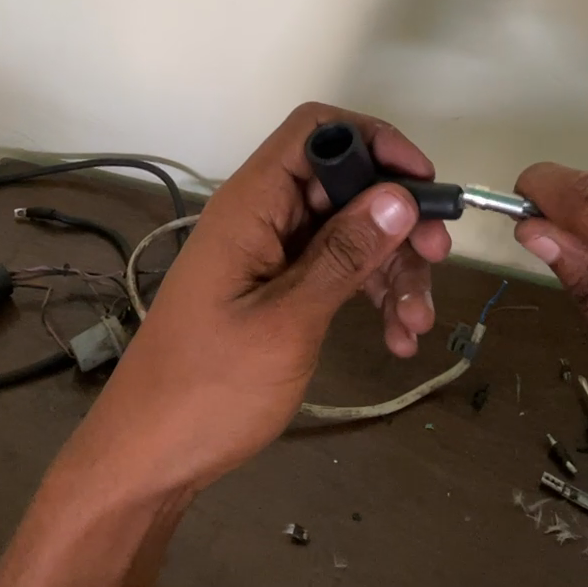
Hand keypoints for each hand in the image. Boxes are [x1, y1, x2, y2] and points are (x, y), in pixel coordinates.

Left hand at [0, 103, 448, 586]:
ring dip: (393, 268)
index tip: (422, 182)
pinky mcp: (279, 286)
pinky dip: (371, 294)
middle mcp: (263, 216)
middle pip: (344, 184)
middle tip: (438, 257)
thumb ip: (344, 253)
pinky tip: (396, 338)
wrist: (149, 456)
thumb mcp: (286, 320)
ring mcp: (272, 252)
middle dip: (397, 217)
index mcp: (252, 203)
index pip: (316, 130)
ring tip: (416, 324)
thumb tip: (399, 194)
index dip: (374, 140)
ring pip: (350, 231)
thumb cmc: (209, 387)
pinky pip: (337, 270)